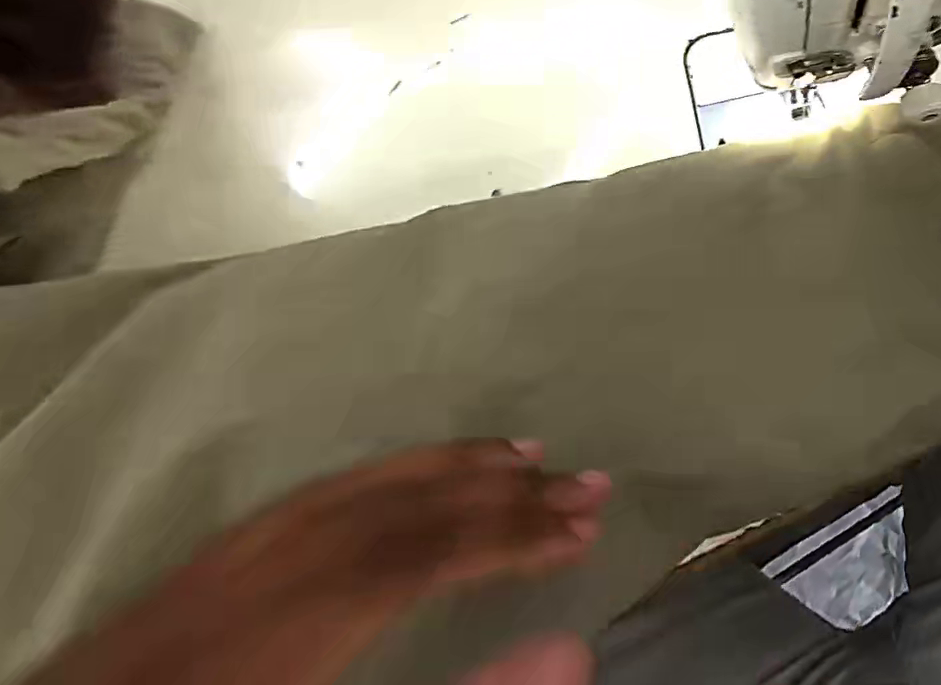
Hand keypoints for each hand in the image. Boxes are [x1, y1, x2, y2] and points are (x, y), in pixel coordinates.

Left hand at [29, 439, 610, 684]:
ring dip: (451, 468)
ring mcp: (196, 583)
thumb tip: (572, 648)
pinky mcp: (182, 587)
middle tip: (591, 485)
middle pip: (392, 515)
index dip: (510, 535)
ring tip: (531, 457)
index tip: (585, 529)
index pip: (411, 559)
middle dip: (504, 495)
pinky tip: (424, 474)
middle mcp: (226, 597)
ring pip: (345, 494)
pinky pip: (301, 505)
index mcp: (258, 651)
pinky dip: (381, 477)